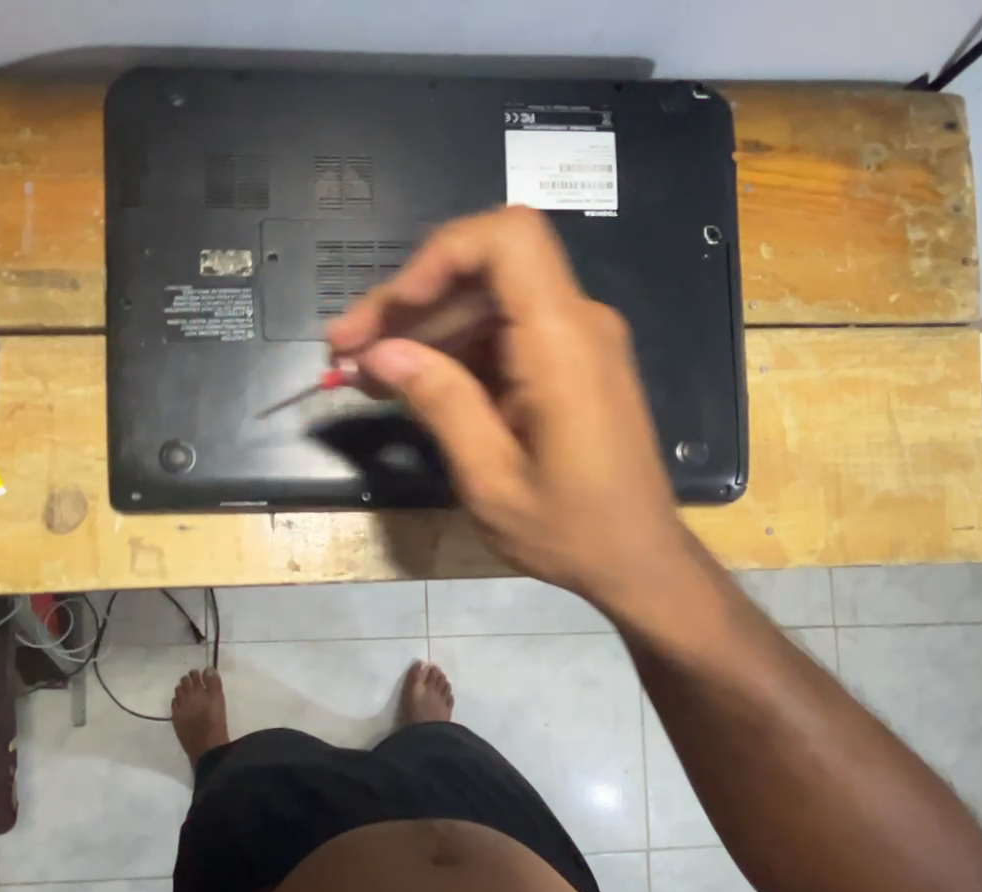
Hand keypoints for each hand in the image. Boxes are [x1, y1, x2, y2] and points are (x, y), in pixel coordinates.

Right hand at [326, 206, 688, 607]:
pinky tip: (403, 384)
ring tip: (360, 373)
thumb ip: (440, 404)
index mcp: (561, 343)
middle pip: (481, 273)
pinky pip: (500, 337)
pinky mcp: (565, 366)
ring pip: (483, 304)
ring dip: (420, 332)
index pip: (507, 240)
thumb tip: (381, 353)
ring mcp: (573, 343)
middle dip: (407, 305)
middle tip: (342, 351)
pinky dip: (450, 354)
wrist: (639, 561)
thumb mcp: (492, 479)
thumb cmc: (572, 531)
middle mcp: (574, 324)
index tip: (393, 310)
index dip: (439, 257)